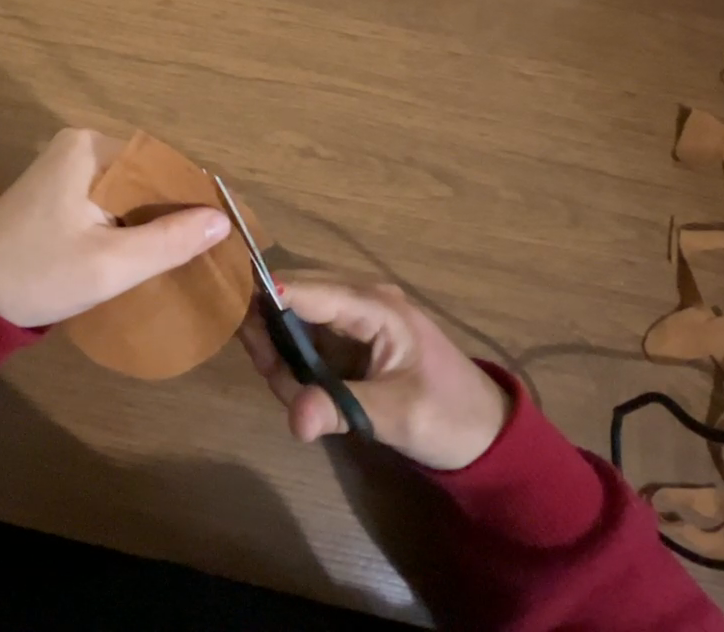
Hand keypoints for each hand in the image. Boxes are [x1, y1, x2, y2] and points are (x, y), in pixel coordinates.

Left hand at [0, 128, 231, 328]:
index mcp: (90, 148)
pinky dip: (130, 223)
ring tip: (186, 255)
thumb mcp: (111, 264)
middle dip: (176, 212)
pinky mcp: (59, 190)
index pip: (162, 166)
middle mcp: (79, 145)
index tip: (225, 235)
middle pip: (148, 176)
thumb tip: (222, 220)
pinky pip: (111, 200)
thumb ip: (169, 241)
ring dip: (154, 221)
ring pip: (131, 191)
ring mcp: (67, 167)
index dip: (196, 200)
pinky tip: (148, 251)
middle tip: (209, 251)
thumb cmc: (39, 276)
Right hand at [238, 277, 510, 469]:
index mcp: (373, 305)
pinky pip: (301, 335)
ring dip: (278, 350)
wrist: (488, 434)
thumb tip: (295, 420)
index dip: (264, 303)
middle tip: (270, 375)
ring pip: (289, 315)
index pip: (302, 289)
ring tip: (292, 392)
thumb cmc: (450, 417)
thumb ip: (342, 410)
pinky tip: (300, 389)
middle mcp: (357, 297)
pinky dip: (290, 360)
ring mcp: (350, 315)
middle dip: (269, 334)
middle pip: (289, 296)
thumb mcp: (396, 416)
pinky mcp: (346, 335)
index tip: (235, 331)